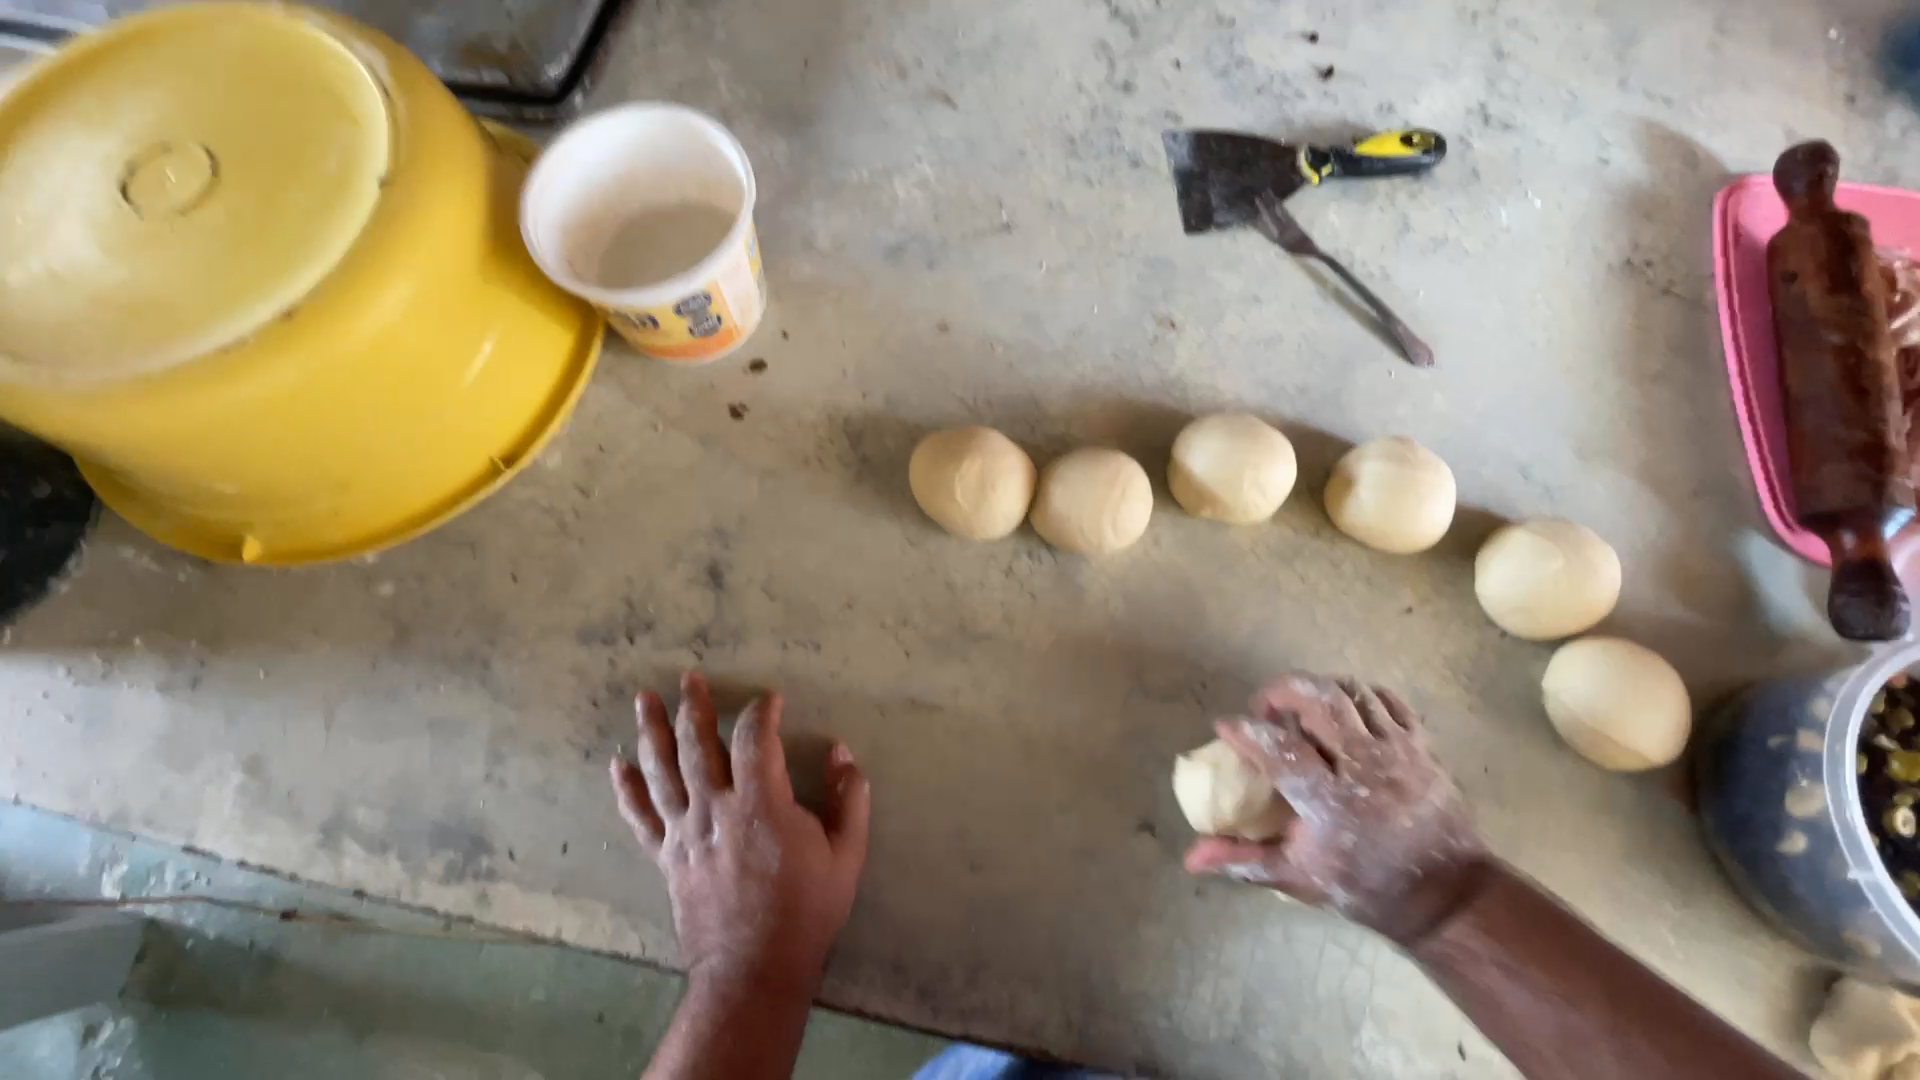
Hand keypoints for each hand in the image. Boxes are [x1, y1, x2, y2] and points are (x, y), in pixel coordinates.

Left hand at [610, 671, 870, 994]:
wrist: (754, 969)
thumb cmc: (806, 909)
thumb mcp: (846, 853)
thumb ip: (849, 797)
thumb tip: (842, 752)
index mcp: (761, 804)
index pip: (755, 739)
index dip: (762, 712)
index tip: (771, 699)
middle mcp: (715, 809)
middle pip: (697, 744)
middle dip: (694, 706)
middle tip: (689, 676)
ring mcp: (684, 833)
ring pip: (661, 772)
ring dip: (652, 731)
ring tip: (644, 699)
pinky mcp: (667, 858)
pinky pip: (640, 817)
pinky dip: (626, 790)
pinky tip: (616, 765)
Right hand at [1184, 674, 1486, 943]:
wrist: (1447, 897)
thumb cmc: (1364, 886)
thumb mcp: (1297, 877)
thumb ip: (1243, 859)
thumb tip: (1191, 858)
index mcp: (1330, 804)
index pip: (1279, 750)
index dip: (1245, 731)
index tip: (1226, 726)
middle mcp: (1364, 768)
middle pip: (1319, 700)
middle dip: (1281, 692)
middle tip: (1266, 709)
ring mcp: (1398, 752)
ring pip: (1351, 692)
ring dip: (1317, 690)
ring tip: (1302, 709)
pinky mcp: (1422, 746)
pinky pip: (1387, 700)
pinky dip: (1358, 696)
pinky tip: (1343, 713)